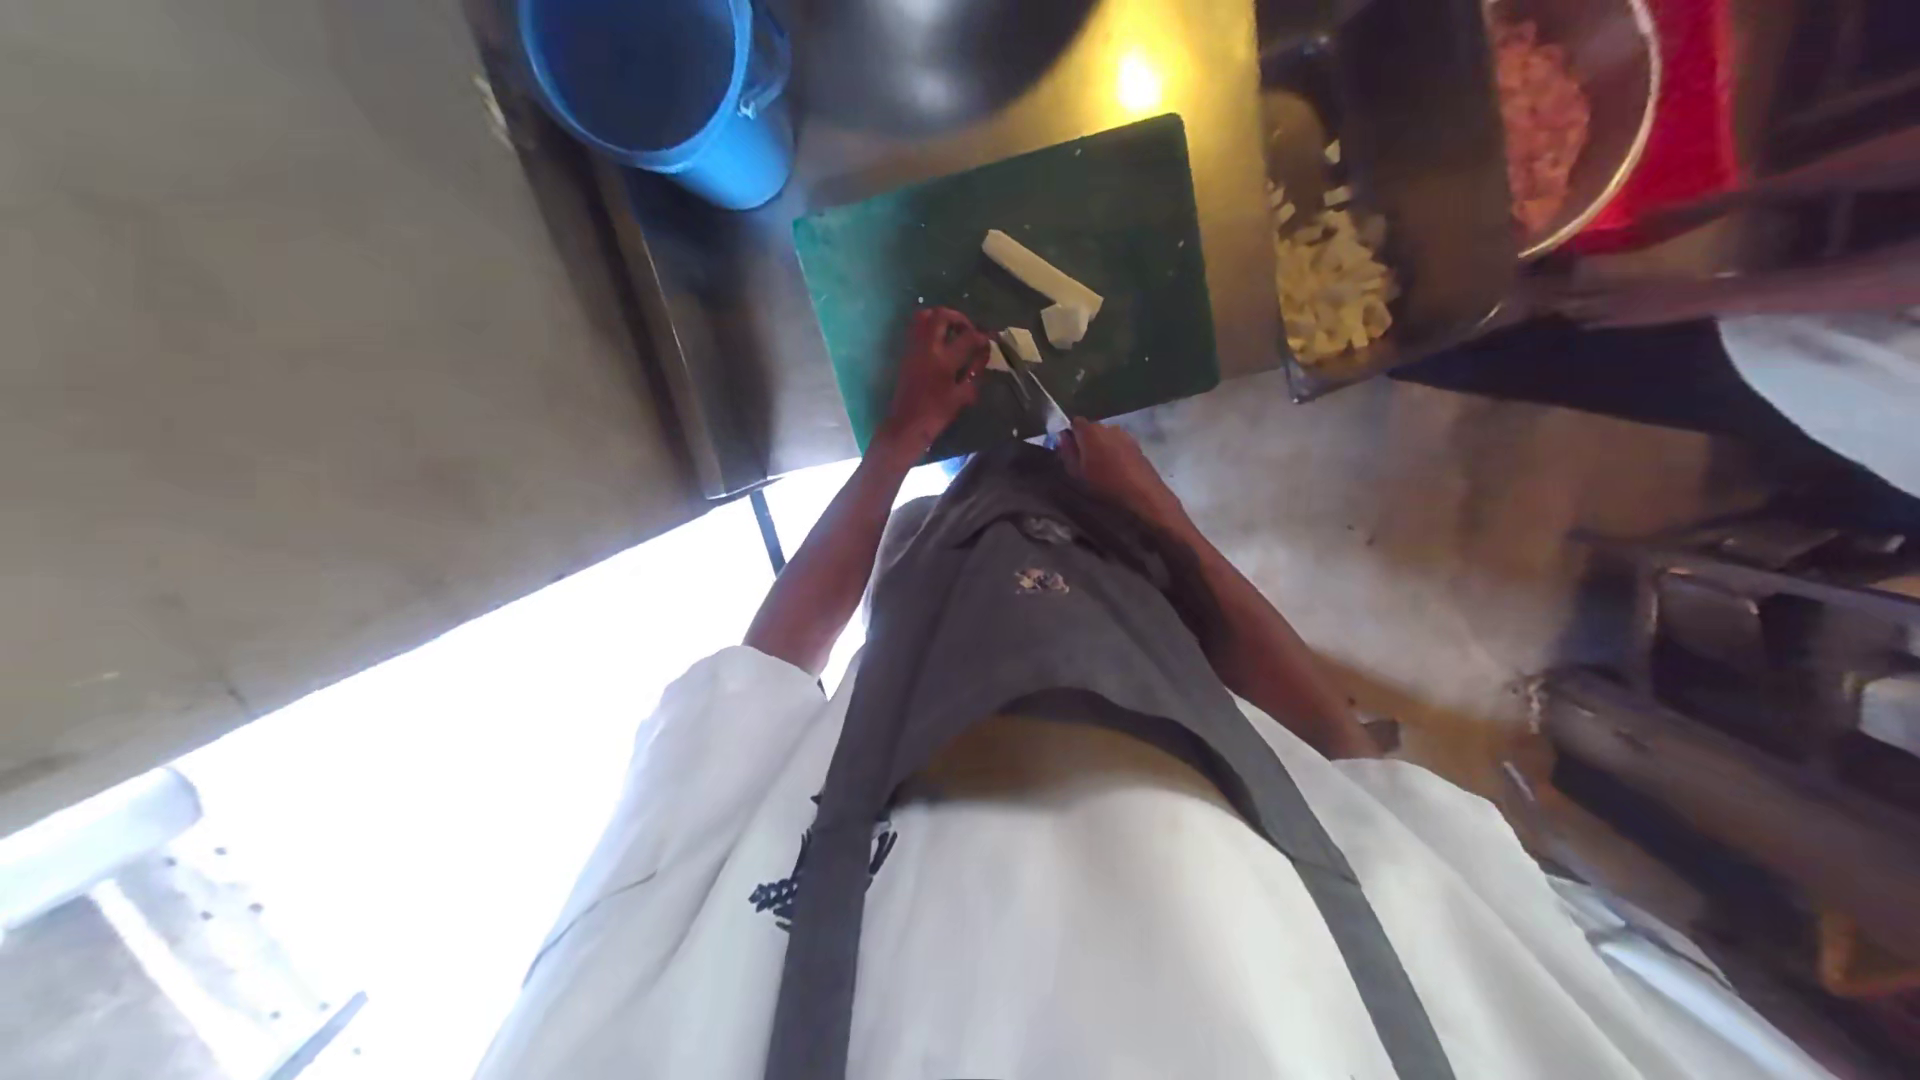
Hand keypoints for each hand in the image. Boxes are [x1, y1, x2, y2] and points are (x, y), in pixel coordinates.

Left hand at [877, 307, 990, 456]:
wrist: (907, 425)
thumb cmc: (936, 414)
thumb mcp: (962, 397)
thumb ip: (974, 374)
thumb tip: (982, 356)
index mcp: (943, 361)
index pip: (967, 338)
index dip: (981, 337)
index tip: (988, 341)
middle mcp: (927, 349)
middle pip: (941, 316)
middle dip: (958, 317)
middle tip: (967, 329)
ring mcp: (913, 349)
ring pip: (923, 317)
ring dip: (940, 318)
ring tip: (951, 330)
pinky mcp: (906, 354)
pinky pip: (916, 330)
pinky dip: (929, 328)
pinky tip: (939, 342)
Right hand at [1058, 417, 1192, 537]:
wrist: (1143, 495)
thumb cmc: (1105, 485)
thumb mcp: (1077, 473)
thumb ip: (1068, 452)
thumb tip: (1063, 438)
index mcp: (1091, 431)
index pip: (1075, 422)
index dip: (1070, 434)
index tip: (1068, 450)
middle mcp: (1108, 427)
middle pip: (1091, 429)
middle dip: (1085, 441)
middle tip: (1083, 462)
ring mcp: (1125, 434)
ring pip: (1106, 437)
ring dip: (1101, 447)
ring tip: (1101, 468)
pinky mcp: (1136, 444)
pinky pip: (1118, 444)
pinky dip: (1113, 452)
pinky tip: (1115, 470)